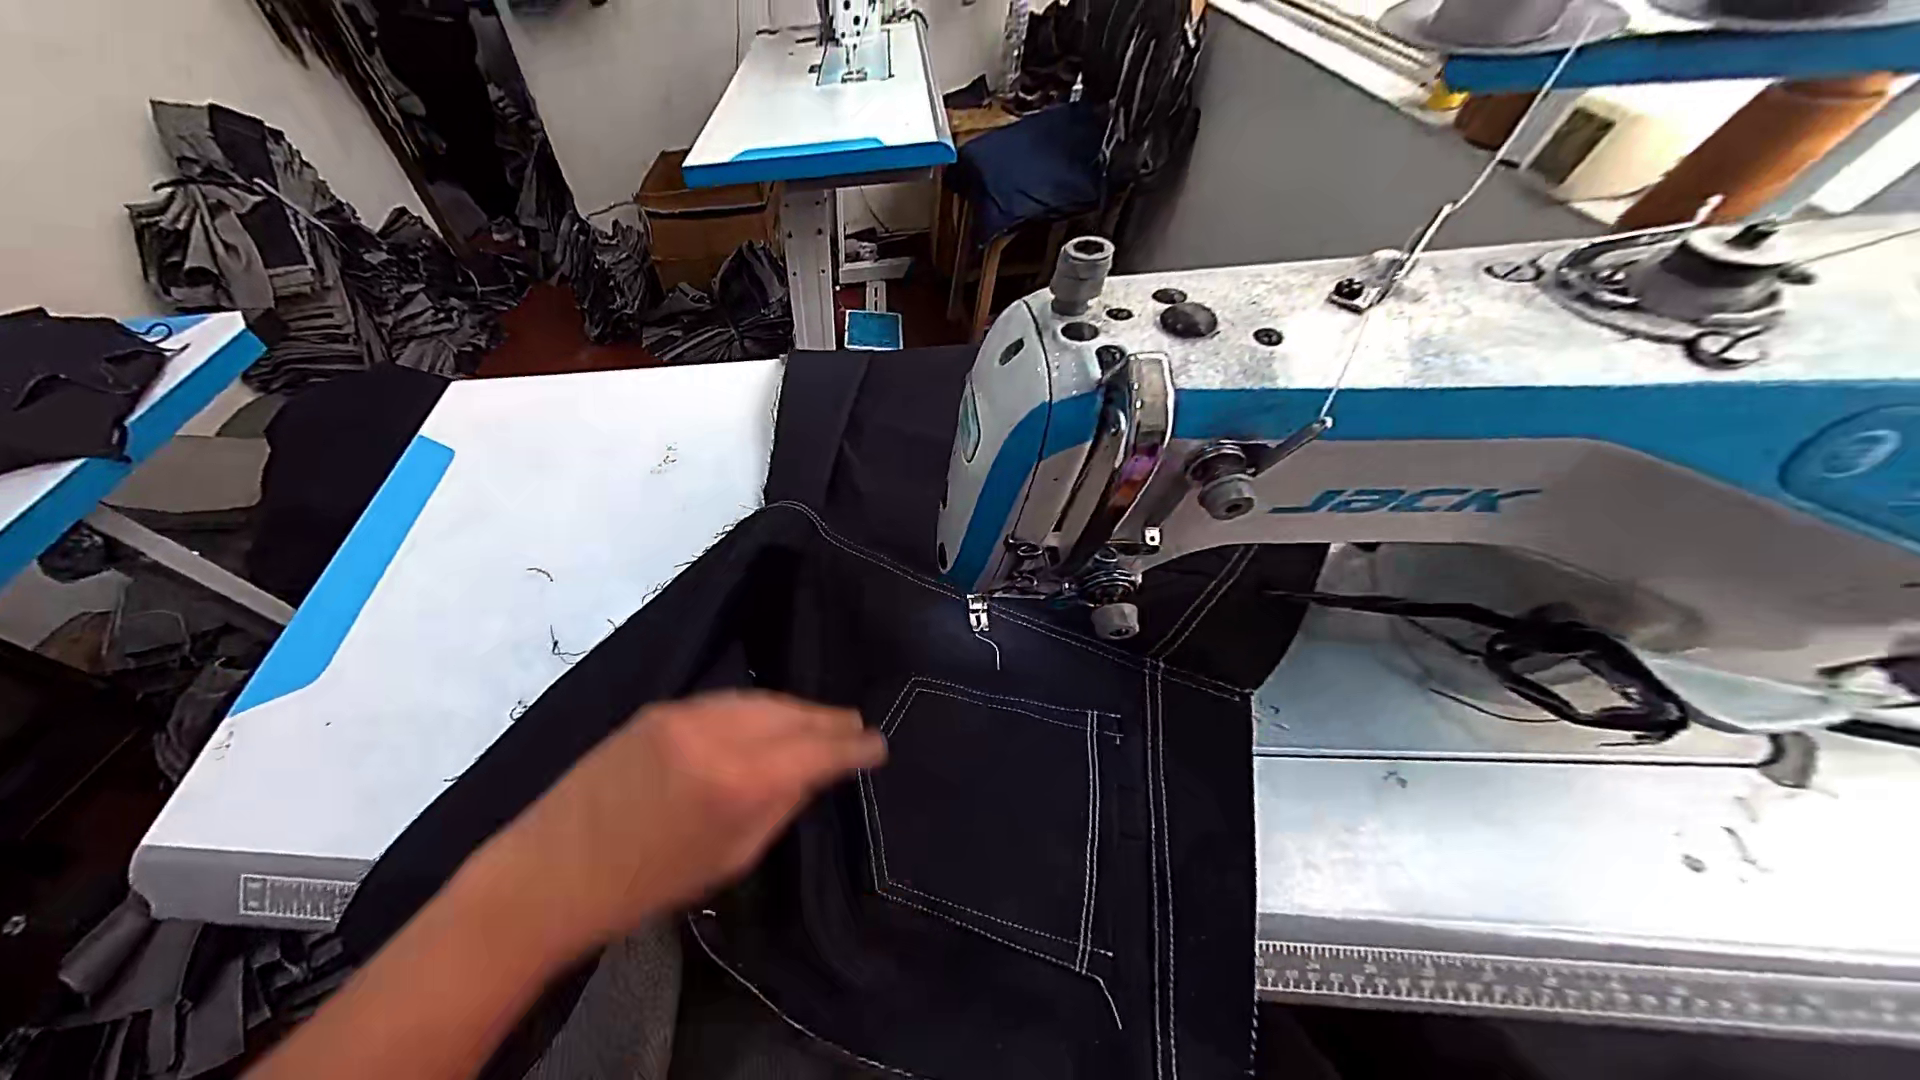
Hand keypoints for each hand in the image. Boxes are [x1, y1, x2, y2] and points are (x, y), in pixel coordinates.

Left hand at [459, 691, 885, 959]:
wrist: (547, 872)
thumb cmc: (645, 884)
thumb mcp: (730, 859)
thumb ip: (780, 806)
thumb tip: (815, 770)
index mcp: (737, 780)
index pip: (816, 750)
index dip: (853, 746)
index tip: (878, 745)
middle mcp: (716, 733)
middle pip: (792, 712)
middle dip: (828, 719)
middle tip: (855, 727)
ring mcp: (685, 714)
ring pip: (761, 699)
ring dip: (795, 710)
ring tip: (820, 720)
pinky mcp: (660, 708)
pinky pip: (727, 701)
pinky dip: (758, 708)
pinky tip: (769, 718)